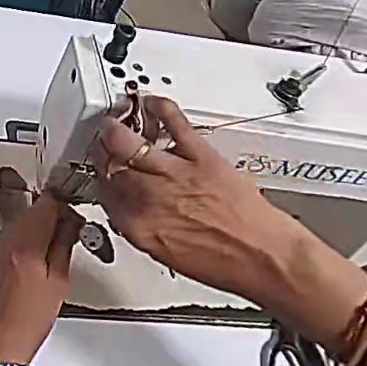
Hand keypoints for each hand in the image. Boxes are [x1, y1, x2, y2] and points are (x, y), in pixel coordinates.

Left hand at [0, 191, 83, 365]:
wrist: (1, 341)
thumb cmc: (30, 319)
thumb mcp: (60, 281)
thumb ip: (65, 244)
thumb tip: (71, 222)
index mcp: (25, 247)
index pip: (46, 205)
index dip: (63, 207)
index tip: (71, 215)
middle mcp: (4, 243)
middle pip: (31, 211)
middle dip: (50, 217)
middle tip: (65, 232)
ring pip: (18, 222)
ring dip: (34, 228)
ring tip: (47, 250)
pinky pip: (6, 236)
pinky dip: (20, 240)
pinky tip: (30, 260)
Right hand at [94, 97, 355, 322]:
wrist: (265, 257)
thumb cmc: (225, 262)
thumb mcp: (169, 255)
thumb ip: (144, 227)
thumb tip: (132, 210)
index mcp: (140, 227)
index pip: (104, 195)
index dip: (101, 181)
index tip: (104, 174)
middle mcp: (150, 197)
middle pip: (110, 165)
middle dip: (103, 153)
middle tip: (105, 146)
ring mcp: (173, 173)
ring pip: (126, 140)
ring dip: (115, 129)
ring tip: (116, 123)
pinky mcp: (199, 154)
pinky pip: (172, 121)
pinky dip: (159, 107)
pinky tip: (151, 103)